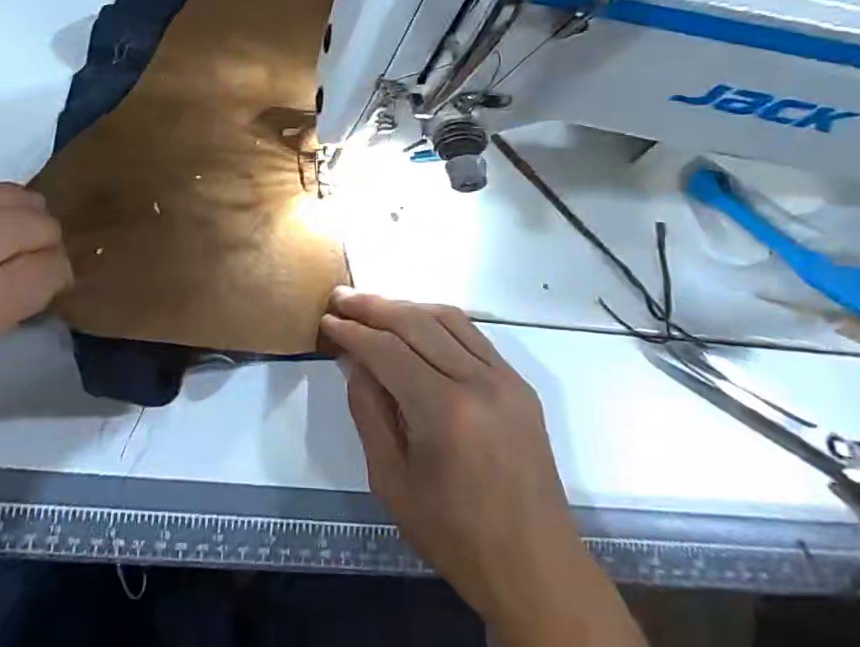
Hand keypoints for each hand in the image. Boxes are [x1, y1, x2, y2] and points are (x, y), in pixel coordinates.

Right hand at [320, 291, 644, 646]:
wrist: (532, 562)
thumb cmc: (453, 534)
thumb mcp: (392, 481)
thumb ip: (369, 413)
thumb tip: (355, 362)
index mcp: (444, 411)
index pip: (388, 351)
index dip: (353, 331)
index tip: (327, 319)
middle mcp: (478, 380)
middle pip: (418, 323)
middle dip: (375, 306)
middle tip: (341, 297)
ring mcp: (505, 377)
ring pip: (449, 319)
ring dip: (408, 306)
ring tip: (374, 305)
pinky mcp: (520, 383)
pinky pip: (475, 336)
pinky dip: (441, 322)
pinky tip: (419, 325)